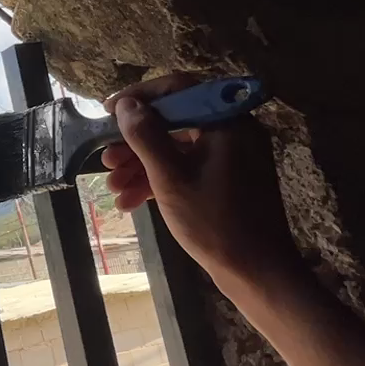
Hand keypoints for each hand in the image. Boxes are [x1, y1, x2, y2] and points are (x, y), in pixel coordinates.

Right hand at [102, 73, 301, 291]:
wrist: (258, 275)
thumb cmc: (215, 223)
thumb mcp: (170, 178)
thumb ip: (145, 136)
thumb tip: (126, 105)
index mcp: (227, 123)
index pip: (178, 89)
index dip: (139, 97)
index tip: (108, 111)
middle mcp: (231, 132)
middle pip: (173, 122)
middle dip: (134, 142)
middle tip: (106, 158)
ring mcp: (229, 158)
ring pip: (175, 148)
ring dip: (140, 165)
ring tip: (112, 185)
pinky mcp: (224, 180)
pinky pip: (186, 167)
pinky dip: (158, 180)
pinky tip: (129, 202)